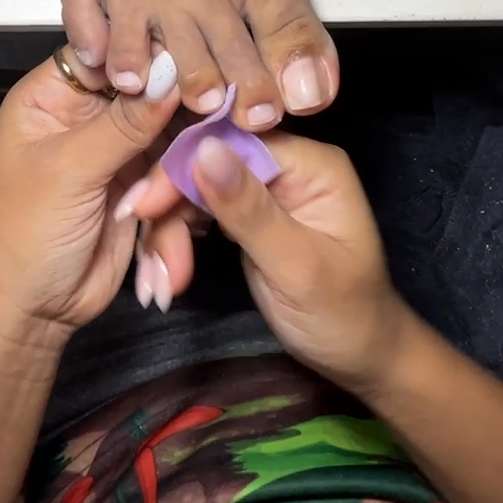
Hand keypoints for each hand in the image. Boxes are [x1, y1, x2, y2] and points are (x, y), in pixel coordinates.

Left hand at [0, 49, 181, 351]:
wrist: (36, 312)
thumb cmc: (28, 233)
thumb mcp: (70, 171)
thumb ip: (124, 122)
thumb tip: (171, 71)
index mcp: (52, 97)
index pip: (107, 52)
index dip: (147, 53)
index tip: (192, 62)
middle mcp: (86, 113)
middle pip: (146, 89)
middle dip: (172, 112)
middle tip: (205, 122)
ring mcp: (116, 147)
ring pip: (168, 129)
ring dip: (177, 161)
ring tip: (173, 190)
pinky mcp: (141, 179)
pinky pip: (175, 165)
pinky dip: (181, 187)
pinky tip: (181, 209)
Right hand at [129, 133, 414, 392]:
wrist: (359, 358)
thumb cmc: (343, 314)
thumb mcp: (298, 266)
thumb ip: (250, 209)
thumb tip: (202, 148)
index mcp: (309, 162)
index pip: (231, 143)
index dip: (182, 169)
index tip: (143, 208)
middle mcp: (284, 164)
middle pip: (205, 164)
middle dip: (171, 214)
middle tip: (154, 269)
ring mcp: (261, 188)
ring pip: (193, 190)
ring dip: (168, 235)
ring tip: (159, 286)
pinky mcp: (243, 213)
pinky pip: (196, 212)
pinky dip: (175, 243)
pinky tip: (163, 278)